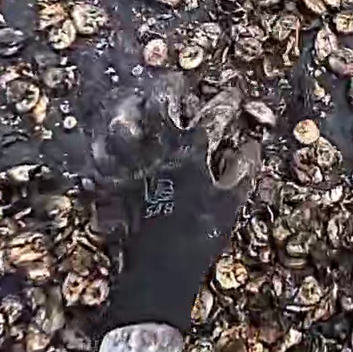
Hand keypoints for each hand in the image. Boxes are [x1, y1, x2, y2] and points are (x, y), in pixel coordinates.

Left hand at [85, 77, 259, 330]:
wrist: (159, 267)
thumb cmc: (200, 235)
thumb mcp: (230, 203)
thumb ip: (242, 170)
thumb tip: (253, 145)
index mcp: (192, 150)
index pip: (214, 115)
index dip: (226, 101)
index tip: (232, 92)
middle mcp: (160, 148)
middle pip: (161, 104)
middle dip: (170, 88)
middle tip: (176, 84)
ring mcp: (132, 161)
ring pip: (124, 121)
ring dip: (129, 107)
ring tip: (133, 100)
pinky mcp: (111, 180)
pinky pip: (99, 155)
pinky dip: (101, 143)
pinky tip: (102, 137)